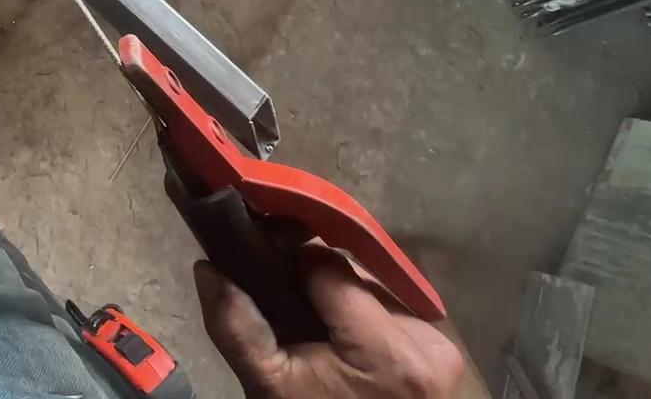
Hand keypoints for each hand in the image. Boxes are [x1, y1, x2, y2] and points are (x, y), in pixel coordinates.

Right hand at [194, 249, 465, 398]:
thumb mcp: (268, 386)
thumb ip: (235, 327)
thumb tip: (206, 268)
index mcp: (390, 352)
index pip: (326, 263)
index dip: (287, 263)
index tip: (262, 277)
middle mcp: (429, 342)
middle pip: (350, 272)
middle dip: (311, 281)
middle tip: (283, 308)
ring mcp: (442, 350)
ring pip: (369, 286)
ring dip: (335, 296)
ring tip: (311, 328)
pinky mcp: (444, 357)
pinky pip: (389, 308)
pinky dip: (358, 313)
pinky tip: (338, 339)